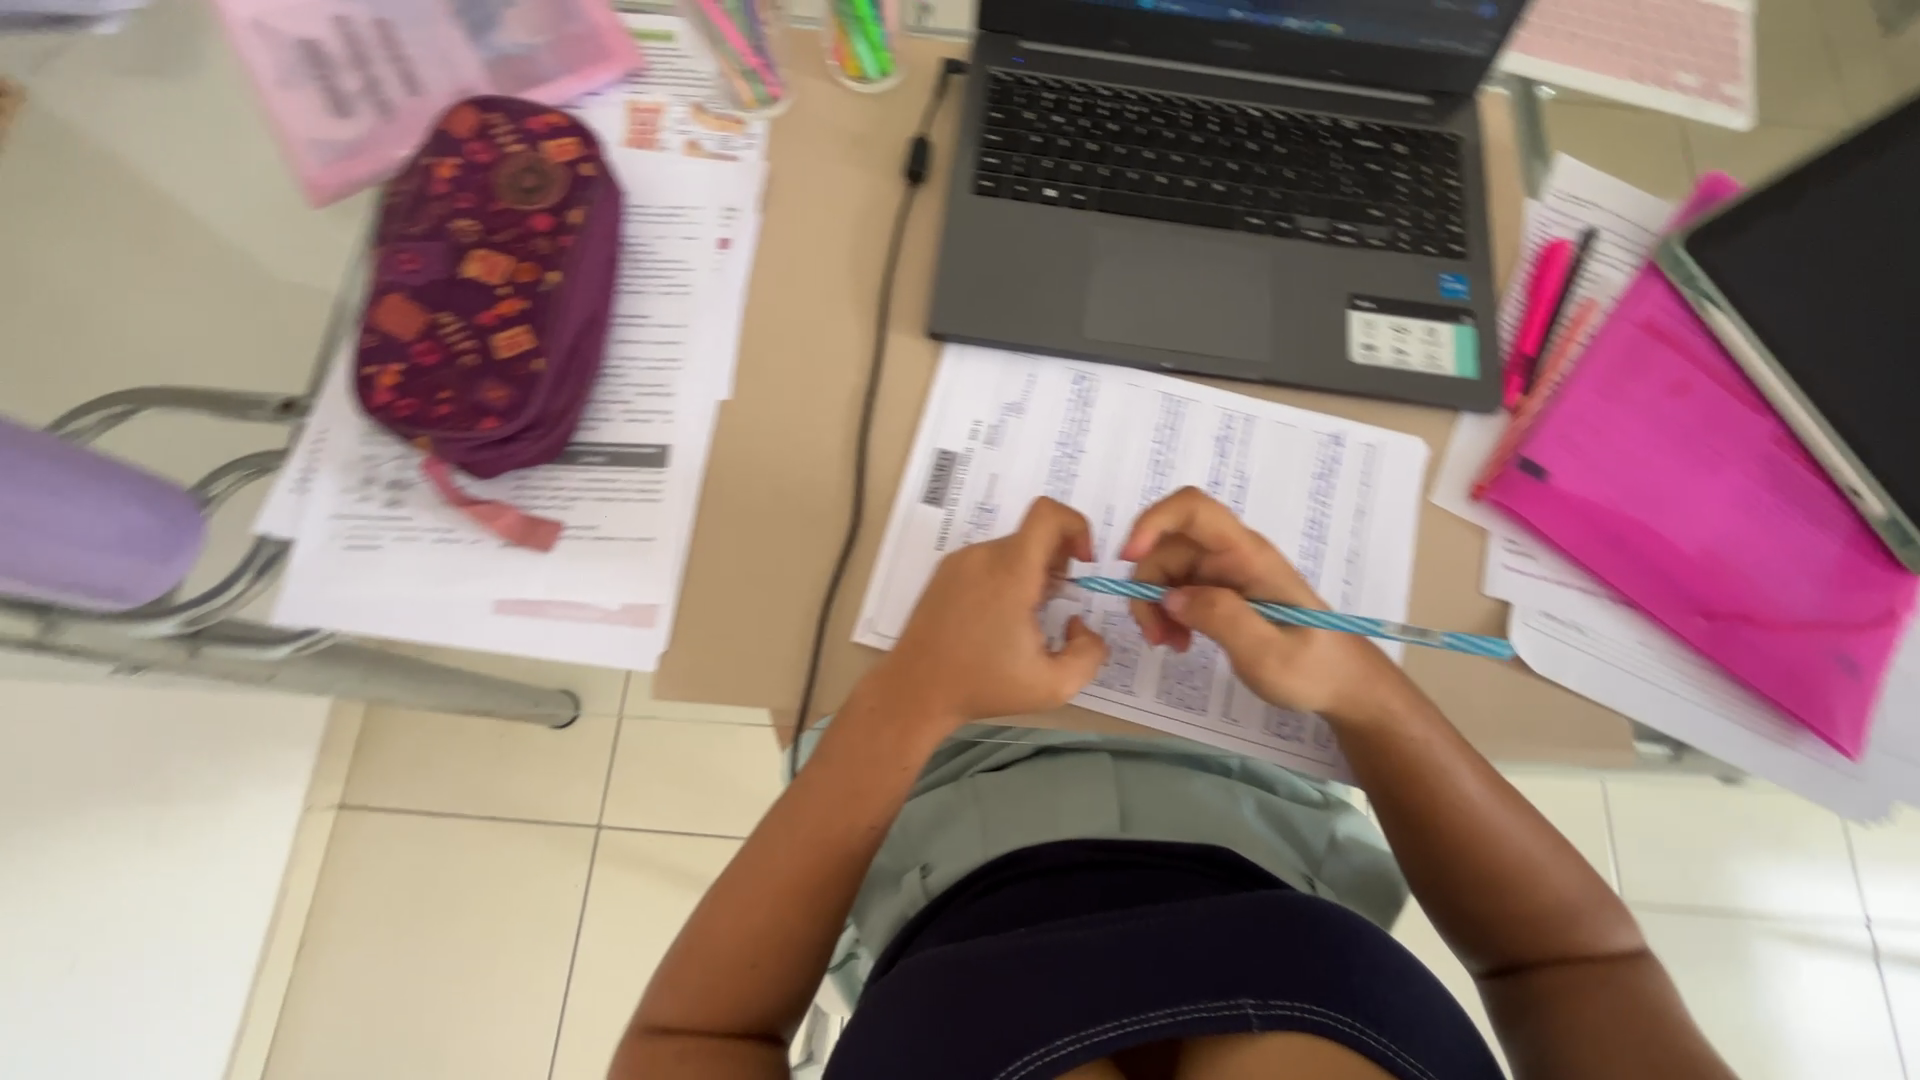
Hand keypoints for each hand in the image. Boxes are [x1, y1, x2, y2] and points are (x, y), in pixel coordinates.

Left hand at [865, 497, 1108, 731]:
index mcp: (1011, 572)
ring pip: (1012, 549)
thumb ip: (1089, 653)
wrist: (916, 690)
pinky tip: (999, 618)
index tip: (1082, 563)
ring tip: (1026, 618)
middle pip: (1034, 536)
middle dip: (1057, 563)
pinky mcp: (944, 572)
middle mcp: (983, 555)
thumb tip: (1079, 624)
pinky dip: (1006, 577)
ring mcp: (959, 561)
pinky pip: (988, 560)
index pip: (1048, 513)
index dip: (1077, 527)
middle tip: (1055, 605)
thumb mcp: (1054, 685)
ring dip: (1031, 573)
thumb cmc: (984, 686)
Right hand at [1120, 487, 1413, 724]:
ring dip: (1154, 604)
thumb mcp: (1267, 653)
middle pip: (1167, 546)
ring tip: (1170, 645)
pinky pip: (1177, 587)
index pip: (1193, 509)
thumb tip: (1171, 597)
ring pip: (1166, 569)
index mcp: (1248, 556)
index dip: (1153, 522)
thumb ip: (1220, 618)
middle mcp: (1232, 554)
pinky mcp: (1220, 590)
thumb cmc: (1313, 668)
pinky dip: (1166, 612)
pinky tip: (1179, 641)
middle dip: (1147, 586)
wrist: (1343, 683)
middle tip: (1155, 637)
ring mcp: (1225, 571)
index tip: (1128, 558)